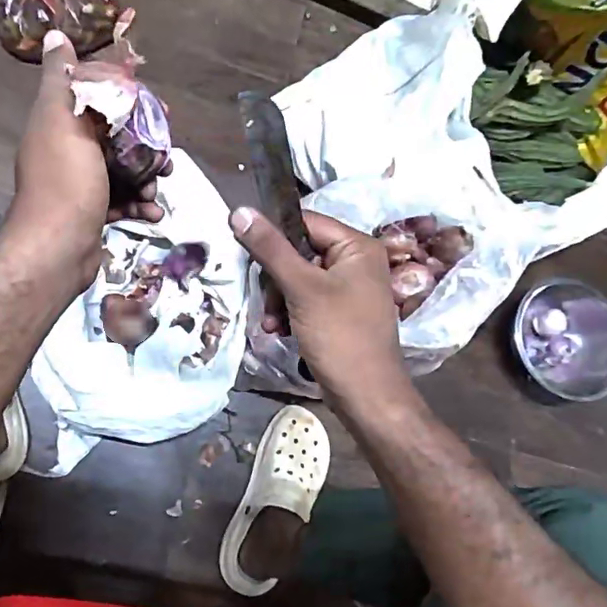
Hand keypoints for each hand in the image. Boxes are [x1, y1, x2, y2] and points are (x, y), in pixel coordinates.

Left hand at [5, 31, 164, 281]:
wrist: (57, 250)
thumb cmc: (65, 182)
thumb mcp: (62, 121)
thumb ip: (63, 81)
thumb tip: (56, 35)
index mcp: (58, 125)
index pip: (97, 101)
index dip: (128, 101)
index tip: (159, 109)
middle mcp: (67, 152)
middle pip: (115, 137)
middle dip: (145, 144)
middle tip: (168, 156)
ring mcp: (80, 185)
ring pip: (122, 171)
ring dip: (146, 177)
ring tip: (160, 185)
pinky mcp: (92, 214)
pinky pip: (122, 201)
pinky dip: (139, 204)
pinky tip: (153, 212)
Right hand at [230, 207, 413, 409]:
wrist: (366, 395)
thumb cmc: (339, 335)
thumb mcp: (301, 288)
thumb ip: (270, 248)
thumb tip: (240, 211)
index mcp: (357, 246)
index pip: (306, 222)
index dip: (275, 236)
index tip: (247, 253)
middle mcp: (357, 262)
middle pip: (300, 252)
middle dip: (276, 277)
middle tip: (265, 300)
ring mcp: (349, 288)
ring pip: (298, 278)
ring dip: (278, 299)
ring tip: (271, 322)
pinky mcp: (340, 312)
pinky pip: (306, 299)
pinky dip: (289, 312)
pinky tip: (278, 330)